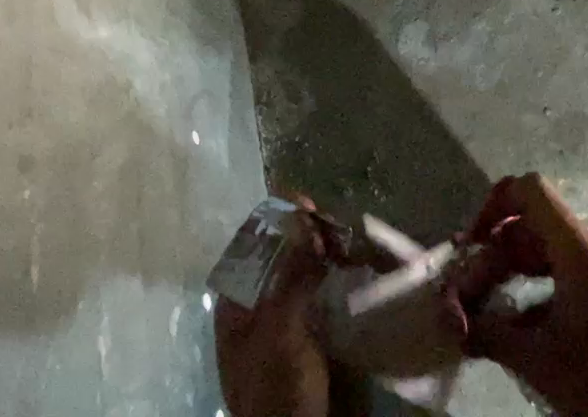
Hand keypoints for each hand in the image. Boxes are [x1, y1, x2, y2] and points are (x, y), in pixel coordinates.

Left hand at [215, 207, 332, 416]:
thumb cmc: (276, 388)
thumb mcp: (281, 331)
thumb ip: (292, 276)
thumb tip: (305, 221)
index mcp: (235, 304)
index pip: (251, 246)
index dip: (275, 219)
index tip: (305, 200)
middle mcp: (254, 308)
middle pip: (277, 257)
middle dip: (304, 234)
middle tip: (334, 218)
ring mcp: (281, 324)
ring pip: (300, 274)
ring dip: (321, 253)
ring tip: (347, 236)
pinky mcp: (307, 337)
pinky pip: (317, 295)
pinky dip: (332, 277)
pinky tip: (352, 266)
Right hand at [457, 174, 587, 416]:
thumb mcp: (539, 360)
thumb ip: (488, 333)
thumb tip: (450, 322)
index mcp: (577, 248)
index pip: (530, 190)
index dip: (493, 206)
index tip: (472, 243)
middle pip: (529, 226)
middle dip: (492, 256)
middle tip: (465, 294)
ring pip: (542, 248)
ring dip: (508, 272)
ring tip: (482, 306)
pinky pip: (559, 267)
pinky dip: (530, 285)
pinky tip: (513, 323)